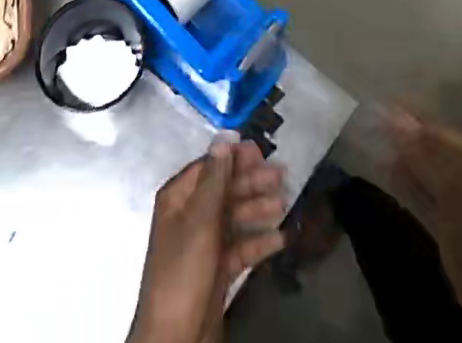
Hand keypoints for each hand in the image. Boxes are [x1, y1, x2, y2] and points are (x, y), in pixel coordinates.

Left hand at [128, 140, 286, 342]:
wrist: (176, 333)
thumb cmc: (183, 270)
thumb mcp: (200, 220)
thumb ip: (215, 180)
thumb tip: (224, 138)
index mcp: (176, 198)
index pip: (207, 168)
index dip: (232, 158)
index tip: (260, 150)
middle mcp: (188, 215)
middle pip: (222, 191)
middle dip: (249, 181)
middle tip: (282, 173)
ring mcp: (203, 244)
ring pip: (233, 218)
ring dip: (257, 208)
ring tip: (284, 201)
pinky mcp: (216, 269)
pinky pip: (239, 248)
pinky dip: (257, 242)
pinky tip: (280, 238)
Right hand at [381, 108, 461, 342]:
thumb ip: (428, 153)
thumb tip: (392, 115)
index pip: (438, 126)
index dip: (406, 114)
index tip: (372, 101)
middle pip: (429, 142)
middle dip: (398, 129)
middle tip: (363, 115)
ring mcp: (461, 199)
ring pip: (421, 165)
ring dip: (395, 152)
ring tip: (363, 134)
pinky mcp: (447, 223)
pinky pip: (419, 190)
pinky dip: (399, 177)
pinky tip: (379, 164)